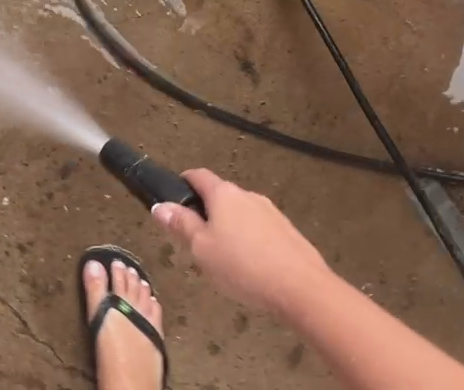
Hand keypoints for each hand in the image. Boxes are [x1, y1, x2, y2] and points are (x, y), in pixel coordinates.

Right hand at [151, 168, 329, 312]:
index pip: (198, 175)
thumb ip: (181, 225)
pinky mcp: (289, 232)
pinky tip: (252, 267)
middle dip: (207, 211)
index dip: (184, 182)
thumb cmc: (243, 266)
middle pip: (221, 195)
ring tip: (225, 257)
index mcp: (223, 194)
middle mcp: (248, 195)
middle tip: (197, 238)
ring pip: (242, 213)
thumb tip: (160, 205)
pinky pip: (261, 230)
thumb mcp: (202, 249)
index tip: (175, 195)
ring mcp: (272, 212)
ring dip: (230, 227)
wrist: (303, 289)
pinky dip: (251, 240)